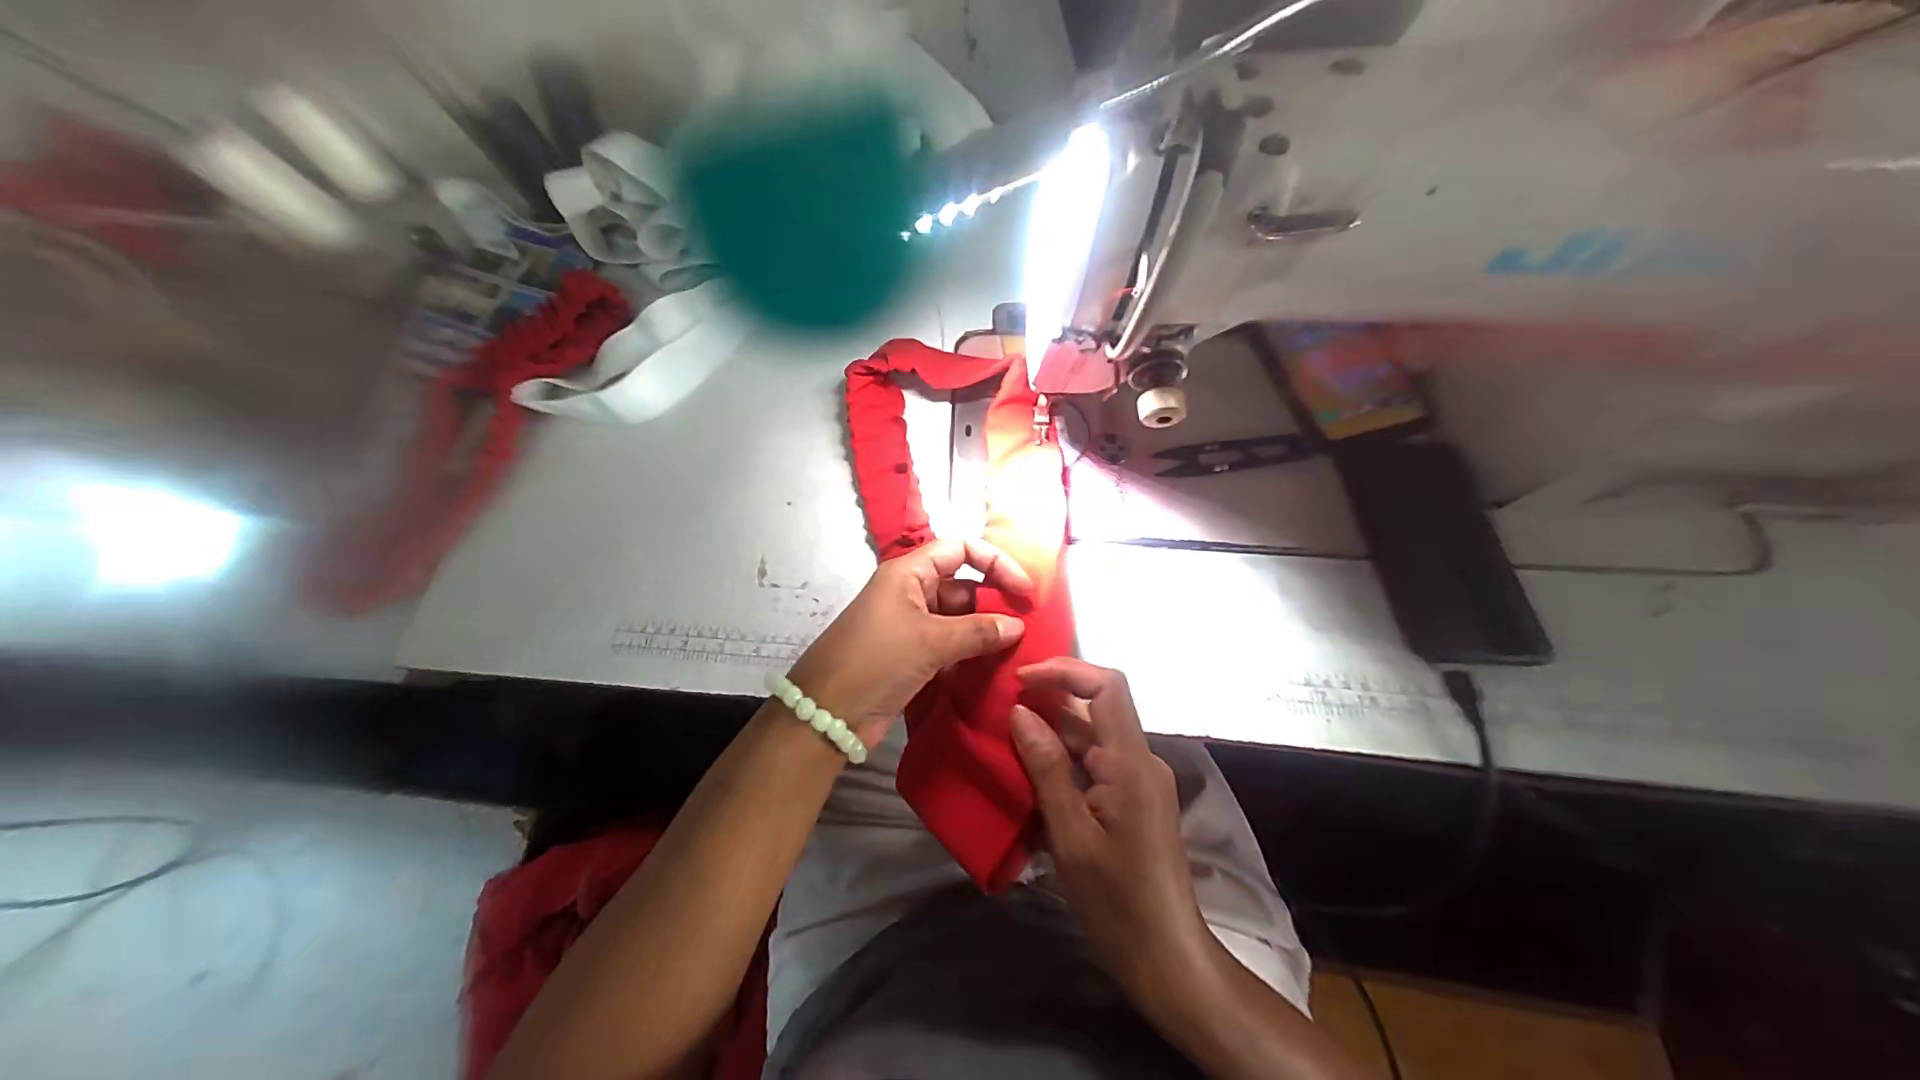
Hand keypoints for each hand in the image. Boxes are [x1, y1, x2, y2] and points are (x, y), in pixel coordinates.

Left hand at [786, 538, 1032, 745]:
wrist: (827, 713)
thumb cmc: (877, 661)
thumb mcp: (930, 642)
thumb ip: (978, 631)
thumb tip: (1017, 626)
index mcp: (909, 573)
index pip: (960, 550)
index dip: (995, 563)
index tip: (1024, 590)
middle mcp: (911, 592)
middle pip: (963, 584)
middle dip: (995, 599)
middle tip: (1029, 623)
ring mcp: (911, 625)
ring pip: (959, 617)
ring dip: (986, 629)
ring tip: (1021, 646)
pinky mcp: (912, 655)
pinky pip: (950, 643)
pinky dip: (972, 650)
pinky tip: (997, 663)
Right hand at [1010, 658, 1210, 990]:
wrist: (1165, 956)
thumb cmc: (1117, 901)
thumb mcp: (1071, 836)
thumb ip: (1047, 769)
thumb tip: (1021, 712)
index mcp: (1131, 763)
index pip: (1107, 687)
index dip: (1065, 671)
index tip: (1021, 679)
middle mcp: (1140, 762)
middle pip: (1095, 711)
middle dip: (1048, 703)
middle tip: (999, 706)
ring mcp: (1138, 782)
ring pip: (1091, 740)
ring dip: (1050, 736)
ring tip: (1002, 738)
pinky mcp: (1131, 802)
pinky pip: (1094, 766)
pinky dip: (1062, 764)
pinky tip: (1027, 776)